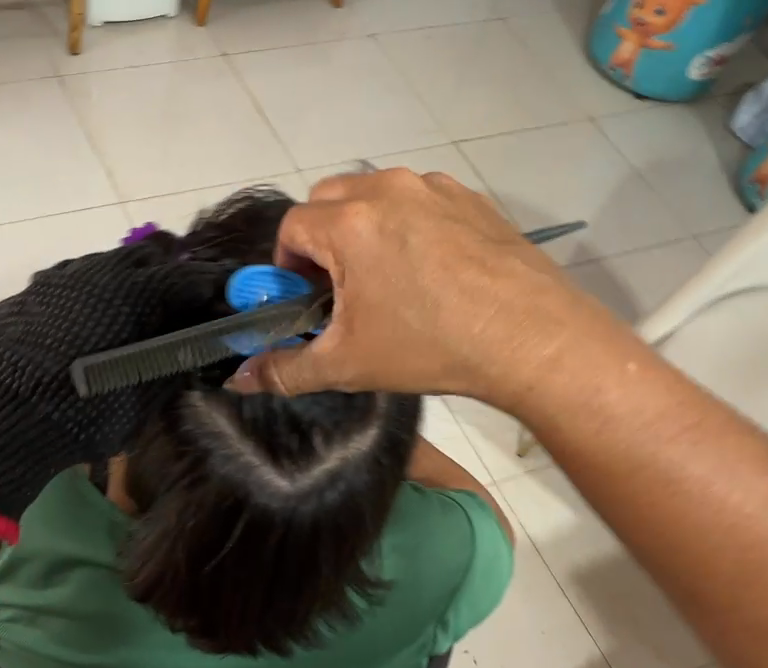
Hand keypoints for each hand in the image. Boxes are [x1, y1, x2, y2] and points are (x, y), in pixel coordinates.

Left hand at [0, 243, 229, 540]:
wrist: (7, 424)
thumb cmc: (86, 416)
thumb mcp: (143, 398)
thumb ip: (174, 361)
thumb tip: (200, 340)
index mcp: (135, 291)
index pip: (188, 276)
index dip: (211, 287)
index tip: (224, 297)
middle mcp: (95, 271)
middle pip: (143, 257)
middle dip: (164, 275)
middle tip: (173, 305)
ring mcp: (52, 280)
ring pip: (96, 267)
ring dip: (116, 286)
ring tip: (118, 320)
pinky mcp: (21, 298)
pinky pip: (59, 290)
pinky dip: (76, 305)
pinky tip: (70, 335)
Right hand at [229, 169, 633, 413]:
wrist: (529, 337)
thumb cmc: (427, 347)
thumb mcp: (345, 365)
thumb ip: (284, 370)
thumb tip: (238, 380)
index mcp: (350, 223)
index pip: (292, 226)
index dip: (286, 266)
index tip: (304, 302)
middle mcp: (389, 189)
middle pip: (329, 200)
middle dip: (320, 241)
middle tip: (337, 292)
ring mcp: (436, 188)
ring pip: (376, 197)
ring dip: (362, 231)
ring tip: (384, 284)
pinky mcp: (472, 199)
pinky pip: (419, 202)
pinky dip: (406, 228)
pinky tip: (427, 276)